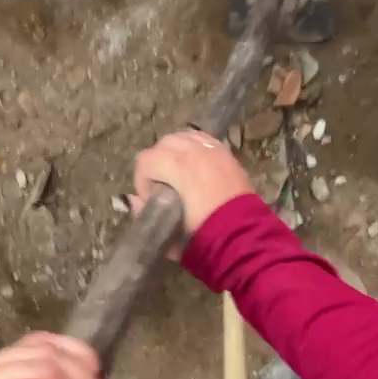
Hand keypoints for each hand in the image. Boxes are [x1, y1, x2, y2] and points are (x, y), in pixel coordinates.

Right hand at [131, 130, 256, 238]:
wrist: (245, 241)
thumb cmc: (205, 240)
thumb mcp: (170, 235)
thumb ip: (146, 215)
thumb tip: (132, 200)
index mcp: (179, 168)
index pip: (146, 160)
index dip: (142, 181)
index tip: (150, 200)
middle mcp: (195, 152)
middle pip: (163, 144)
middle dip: (156, 164)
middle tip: (162, 187)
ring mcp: (213, 150)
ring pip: (183, 136)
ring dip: (174, 153)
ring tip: (178, 175)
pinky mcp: (227, 154)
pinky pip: (203, 139)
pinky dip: (193, 148)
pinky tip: (194, 166)